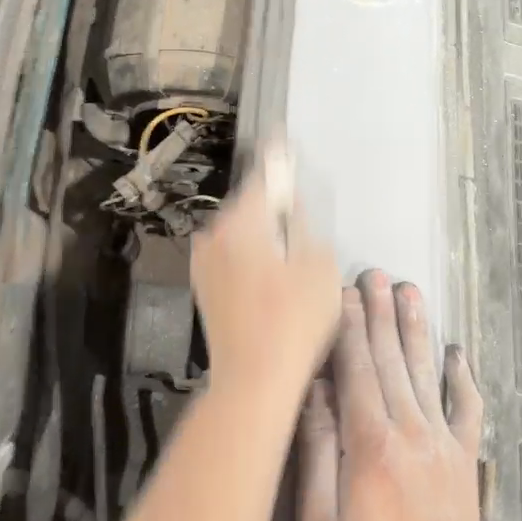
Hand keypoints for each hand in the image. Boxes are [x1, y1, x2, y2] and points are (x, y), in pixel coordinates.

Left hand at [190, 141, 340, 396]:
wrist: (253, 379)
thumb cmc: (294, 319)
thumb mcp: (318, 263)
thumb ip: (303, 222)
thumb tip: (291, 202)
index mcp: (243, 219)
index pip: (264, 174)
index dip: (278, 158)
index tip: (283, 141)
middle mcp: (215, 232)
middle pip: (249, 204)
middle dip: (272, 205)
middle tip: (299, 217)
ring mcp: (204, 261)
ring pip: (239, 232)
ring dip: (260, 233)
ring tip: (289, 256)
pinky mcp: (203, 287)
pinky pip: (231, 256)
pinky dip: (249, 256)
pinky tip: (270, 279)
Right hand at [300, 271, 483, 520]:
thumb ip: (318, 452)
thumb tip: (315, 390)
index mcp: (370, 443)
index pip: (357, 368)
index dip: (349, 327)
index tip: (344, 292)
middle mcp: (411, 432)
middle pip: (391, 359)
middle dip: (381, 314)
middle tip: (376, 275)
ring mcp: (444, 445)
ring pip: (426, 373)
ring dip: (416, 329)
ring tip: (411, 291)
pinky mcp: (466, 463)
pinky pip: (468, 411)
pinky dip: (463, 379)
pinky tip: (457, 352)